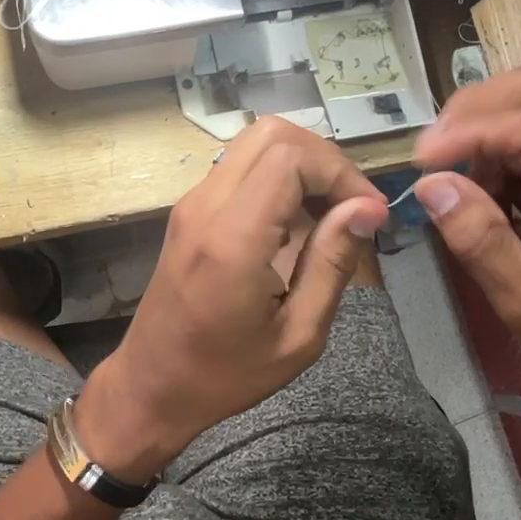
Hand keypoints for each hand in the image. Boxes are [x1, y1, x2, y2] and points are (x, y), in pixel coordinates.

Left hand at [75, 118, 388, 480]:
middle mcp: (205, 207)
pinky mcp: (189, 210)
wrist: (151, 385)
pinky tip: (297, 220)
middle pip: (272, 134)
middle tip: (350, 206)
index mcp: (231, 239)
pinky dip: (278, 176)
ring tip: (330, 212)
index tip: (369, 213)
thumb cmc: (225, 375)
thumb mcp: (297, 336)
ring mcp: (191, 203)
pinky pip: (240, 166)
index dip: (340, 172)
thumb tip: (367, 208)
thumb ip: (332, 264)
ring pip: (254, 142)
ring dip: (301, 164)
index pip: (290, 157)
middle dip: (323, 159)